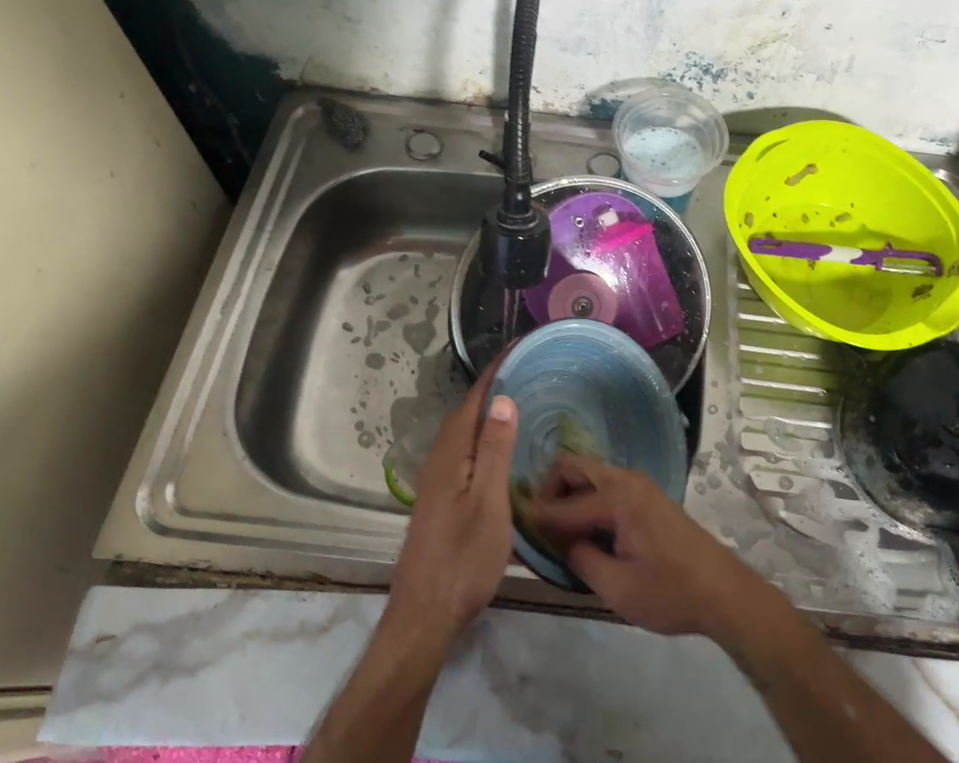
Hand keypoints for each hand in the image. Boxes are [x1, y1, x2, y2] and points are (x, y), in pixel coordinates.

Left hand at [386, 358, 518, 643]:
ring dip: (493, 411)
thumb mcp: (488, 505)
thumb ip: (495, 452)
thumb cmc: (463, 560)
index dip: (496, 370)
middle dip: (497, 385)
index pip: (475, 399)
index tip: (521, 345)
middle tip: (532, 367)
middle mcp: (441, 460)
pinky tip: (509, 448)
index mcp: (452, 454)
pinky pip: (470, 452)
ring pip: (469, 433)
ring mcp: (440, 481)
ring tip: (526, 397)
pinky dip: (490, 438)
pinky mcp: (445, 499)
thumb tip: (502, 398)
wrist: (426, 613)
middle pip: (470, 412)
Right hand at [526, 453, 772, 637]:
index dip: (534, 520)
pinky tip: (583, 534)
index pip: (562, 505)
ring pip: (589, 475)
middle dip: (549, 493)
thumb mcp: (616, 587)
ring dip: (568, 496)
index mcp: (618, 498)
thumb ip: (578, 558)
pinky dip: (586, 501)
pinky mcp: (647, 498)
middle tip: (537, 529)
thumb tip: (553, 541)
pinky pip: (605, 487)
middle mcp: (627, 481)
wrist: (725, 594)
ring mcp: (640, 486)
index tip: (509, 529)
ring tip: (556, 535)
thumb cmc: (671, 593)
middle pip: (572, 467)